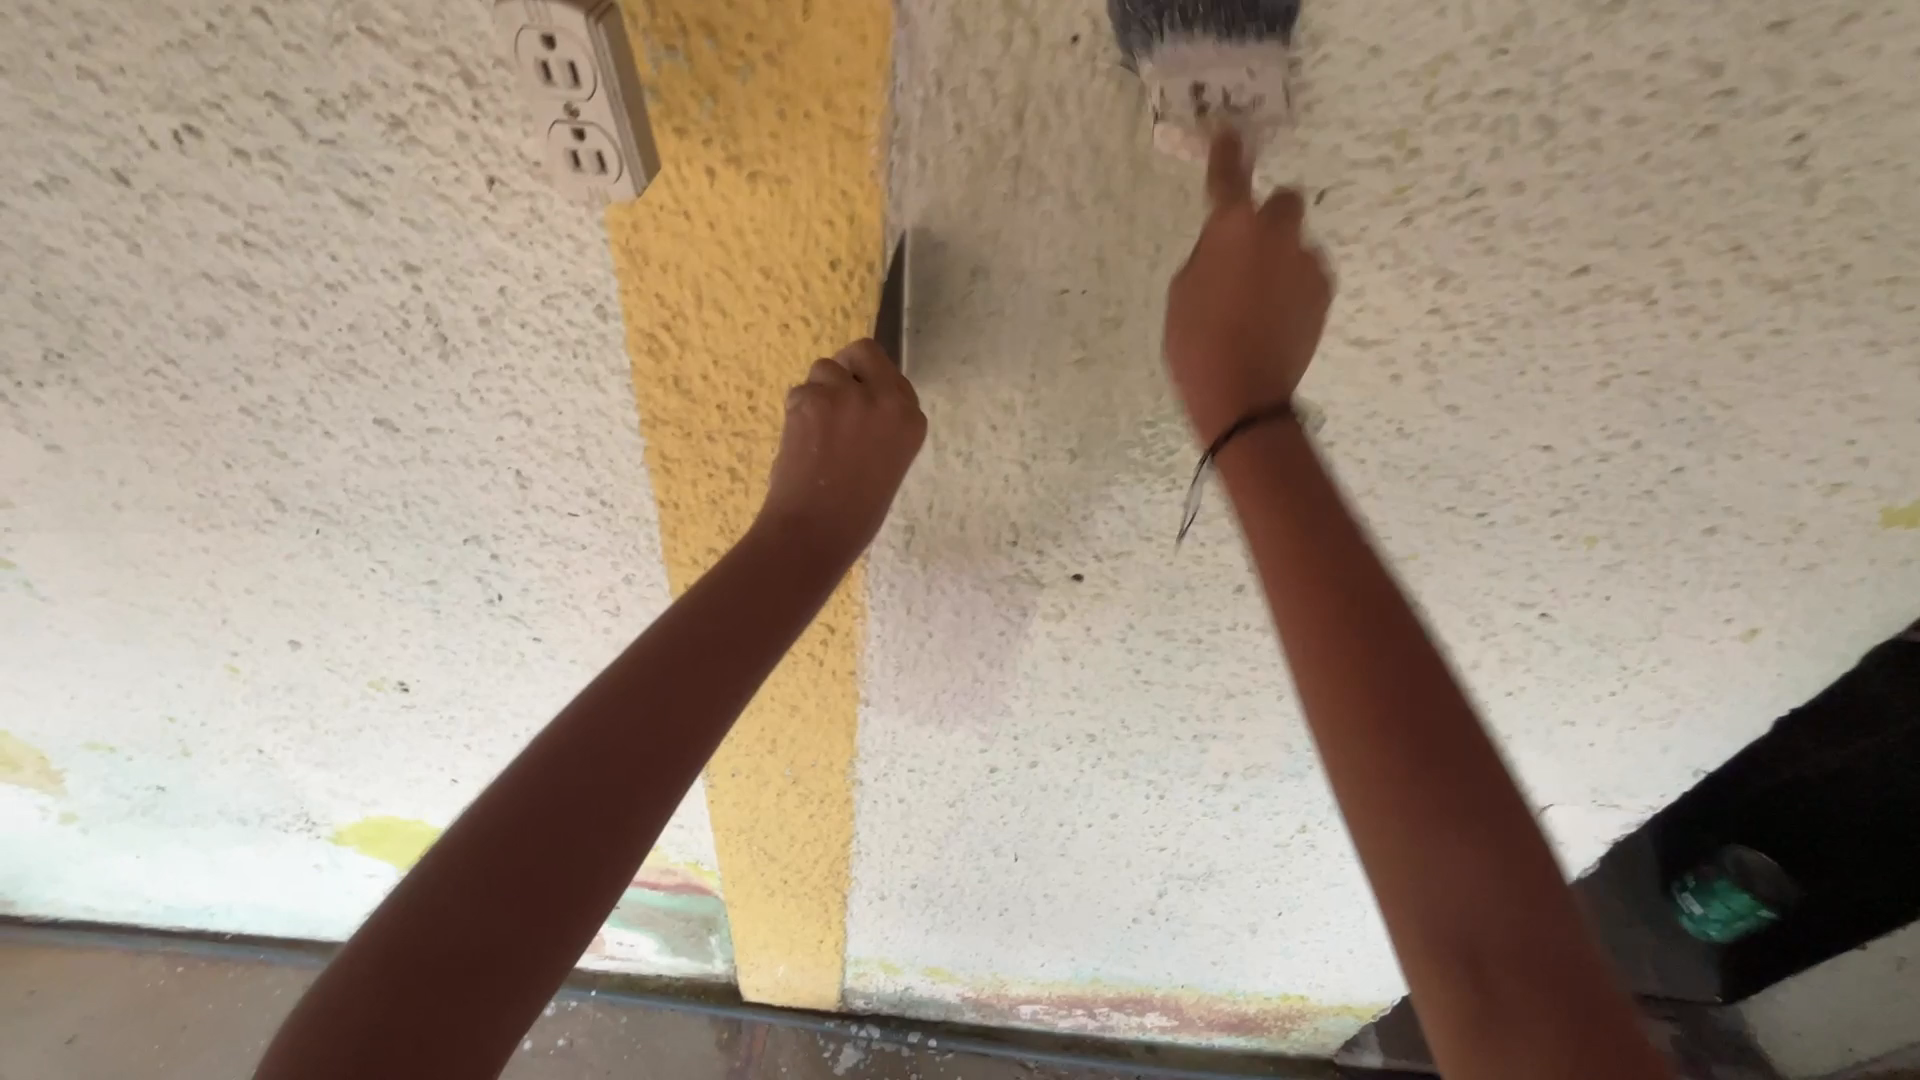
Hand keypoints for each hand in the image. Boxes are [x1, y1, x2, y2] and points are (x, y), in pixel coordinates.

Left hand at [756, 339, 926, 561]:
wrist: (818, 530)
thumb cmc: (856, 511)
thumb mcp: (889, 462)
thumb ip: (882, 426)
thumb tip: (857, 401)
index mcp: (912, 420)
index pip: (892, 377)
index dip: (870, 387)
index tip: (858, 408)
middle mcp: (886, 400)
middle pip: (862, 352)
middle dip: (846, 369)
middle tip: (832, 401)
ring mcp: (848, 396)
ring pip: (825, 369)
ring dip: (817, 393)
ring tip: (815, 433)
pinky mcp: (812, 399)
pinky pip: (800, 390)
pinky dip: (797, 412)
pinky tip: (800, 442)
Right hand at [1165, 130, 1333, 445]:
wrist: (1242, 394)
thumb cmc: (1195, 344)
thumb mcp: (1182, 293)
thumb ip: (1208, 256)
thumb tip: (1226, 247)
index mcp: (1232, 227)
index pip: (1230, 173)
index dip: (1228, 151)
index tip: (1230, 132)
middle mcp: (1276, 232)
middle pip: (1283, 202)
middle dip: (1267, 218)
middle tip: (1246, 253)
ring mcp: (1307, 262)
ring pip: (1294, 245)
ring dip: (1279, 259)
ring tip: (1256, 303)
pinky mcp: (1324, 292)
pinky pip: (1305, 276)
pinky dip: (1291, 287)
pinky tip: (1273, 319)